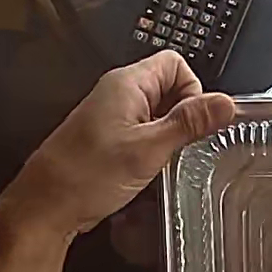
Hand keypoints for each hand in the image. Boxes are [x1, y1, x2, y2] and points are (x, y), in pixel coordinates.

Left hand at [0, 50, 236, 241]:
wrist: (45, 207)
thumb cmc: (86, 176)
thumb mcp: (148, 149)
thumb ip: (189, 123)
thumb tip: (226, 103)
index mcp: (127, 84)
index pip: (176, 64)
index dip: (193, 90)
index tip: (194, 124)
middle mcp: (118, 94)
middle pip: (169, 89)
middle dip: (182, 118)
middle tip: (178, 148)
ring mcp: (111, 118)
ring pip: (157, 115)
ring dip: (167, 138)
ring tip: (159, 163)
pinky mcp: (107, 140)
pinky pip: (142, 135)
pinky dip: (151, 151)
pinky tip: (145, 172)